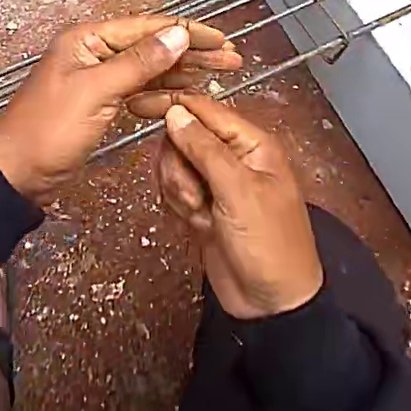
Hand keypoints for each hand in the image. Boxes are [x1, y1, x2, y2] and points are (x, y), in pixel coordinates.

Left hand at [0, 17, 241, 205]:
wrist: (15, 175)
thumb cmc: (49, 131)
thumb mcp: (96, 92)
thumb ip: (139, 62)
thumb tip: (179, 34)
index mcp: (89, 38)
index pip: (148, 26)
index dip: (188, 31)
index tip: (221, 39)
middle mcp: (96, 50)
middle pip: (153, 44)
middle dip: (193, 50)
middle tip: (230, 57)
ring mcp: (99, 74)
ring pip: (151, 66)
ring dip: (184, 69)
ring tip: (220, 72)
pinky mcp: (102, 98)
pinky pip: (141, 86)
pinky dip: (165, 87)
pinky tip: (189, 89)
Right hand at [156, 93, 322, 318]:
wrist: (271, 306)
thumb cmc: (269, 244)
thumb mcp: (239, 191)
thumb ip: (205, 149)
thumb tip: (175, 112)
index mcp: (250, 143)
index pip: (205, 109)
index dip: (172, 104)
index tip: (140, 105)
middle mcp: (232, 156)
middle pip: (183, 137)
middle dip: (179, 165)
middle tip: (194, 195)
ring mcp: (215, 181)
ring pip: (175, 164)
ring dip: (179, 189)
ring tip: (201, 214)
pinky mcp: (201, 204)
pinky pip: (174, 189)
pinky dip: (179, 206)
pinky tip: (198, 223)